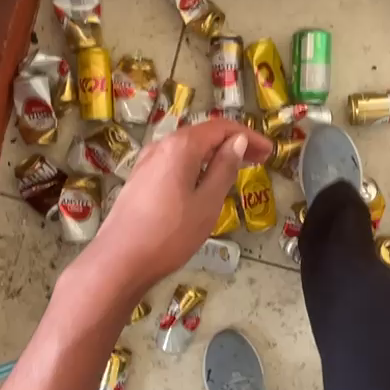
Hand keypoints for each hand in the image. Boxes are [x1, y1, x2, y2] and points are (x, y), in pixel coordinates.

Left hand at [76, 121, 272, 300]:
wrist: (119, 261)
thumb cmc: (169, 234)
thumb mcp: (207, 203)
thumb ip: (224, 169)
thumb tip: (237, 142)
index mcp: (180, 146)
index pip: (221, 128)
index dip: (249, 136)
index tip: (270, 152)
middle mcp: (161, 146)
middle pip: (203, 134)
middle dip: (233, 143)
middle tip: (259, 160)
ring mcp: (146, 162)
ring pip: (187, 148)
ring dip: (214, 154)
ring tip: (236, 170)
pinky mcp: (140, 179)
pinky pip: (174, 162)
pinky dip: (196, 165)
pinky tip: (204, 182)